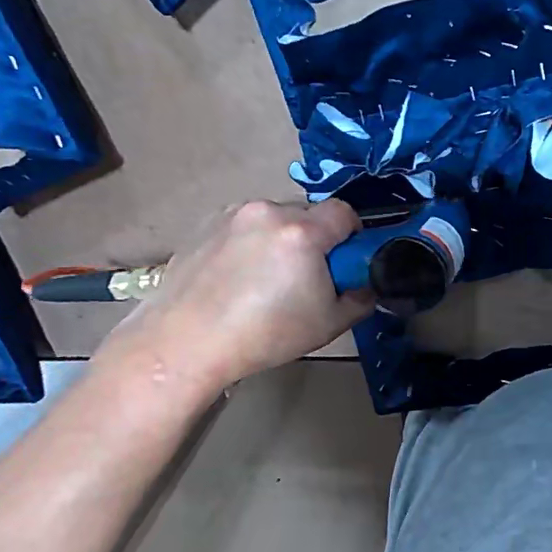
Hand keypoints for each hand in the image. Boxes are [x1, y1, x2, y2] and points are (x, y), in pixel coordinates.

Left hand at [94, 200, 373, 395]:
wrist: (185, 340)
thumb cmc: (262, 336)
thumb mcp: (327, 325)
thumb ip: (359, 298)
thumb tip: (365, 285)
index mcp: (302, 232)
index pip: (345, 213)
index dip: (350, 236)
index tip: (342, 262)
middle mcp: (269, 211)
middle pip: (308, 213)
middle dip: (314, 238)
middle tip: (303, 277)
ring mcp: (234, 213)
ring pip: (274, 217)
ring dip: (280, 237)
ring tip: (264, 279)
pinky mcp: (208, 221)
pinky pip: (244, 223)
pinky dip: (250, 240)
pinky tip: (236, 275)